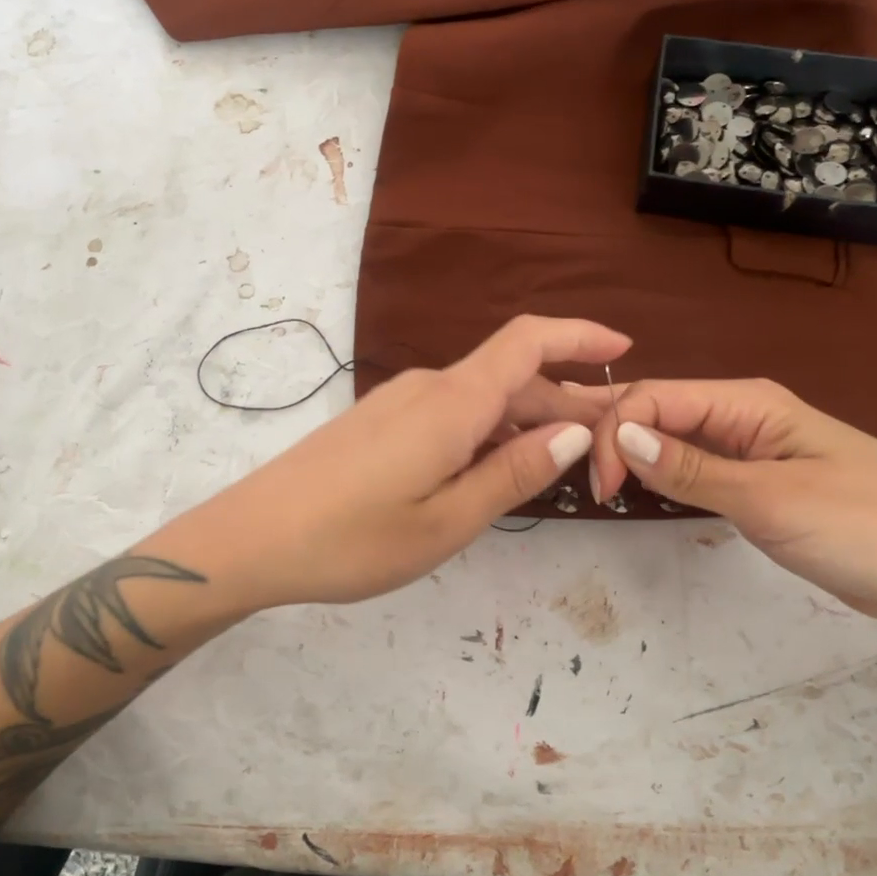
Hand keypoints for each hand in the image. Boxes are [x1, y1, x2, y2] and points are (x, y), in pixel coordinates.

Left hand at [144, 316, 629, 608]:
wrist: (252, 539)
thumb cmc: (353, 540)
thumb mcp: (448, 521)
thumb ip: (513, 473)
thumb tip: (572, 431)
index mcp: (452, 403)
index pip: (527, 341)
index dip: (579, 335)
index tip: (624, 348)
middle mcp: (427, 388)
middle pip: (511, 375)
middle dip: (565, 402)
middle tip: (604, 449)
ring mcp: (398, 402)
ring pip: (481, 398)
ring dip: (526, 421)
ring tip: (560, 465)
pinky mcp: (379, 422)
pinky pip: (451, 413)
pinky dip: (487, 432)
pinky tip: (495, 470)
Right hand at [590, 379, 876, 630]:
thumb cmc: (866, 524)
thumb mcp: (769, 498)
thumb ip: (690, 469)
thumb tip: (619, 436)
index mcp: (747, 402)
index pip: (653, 399)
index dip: (614, 433)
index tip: (602, 489)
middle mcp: (744, 416)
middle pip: (658, 412)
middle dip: (612, 434)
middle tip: (581, 477)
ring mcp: (753, 451)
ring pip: (674, 439)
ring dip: (633, 453)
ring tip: (595, 478)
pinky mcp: (761, 486)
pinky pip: (697, 469)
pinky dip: (663, 475)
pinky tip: (641, 486)